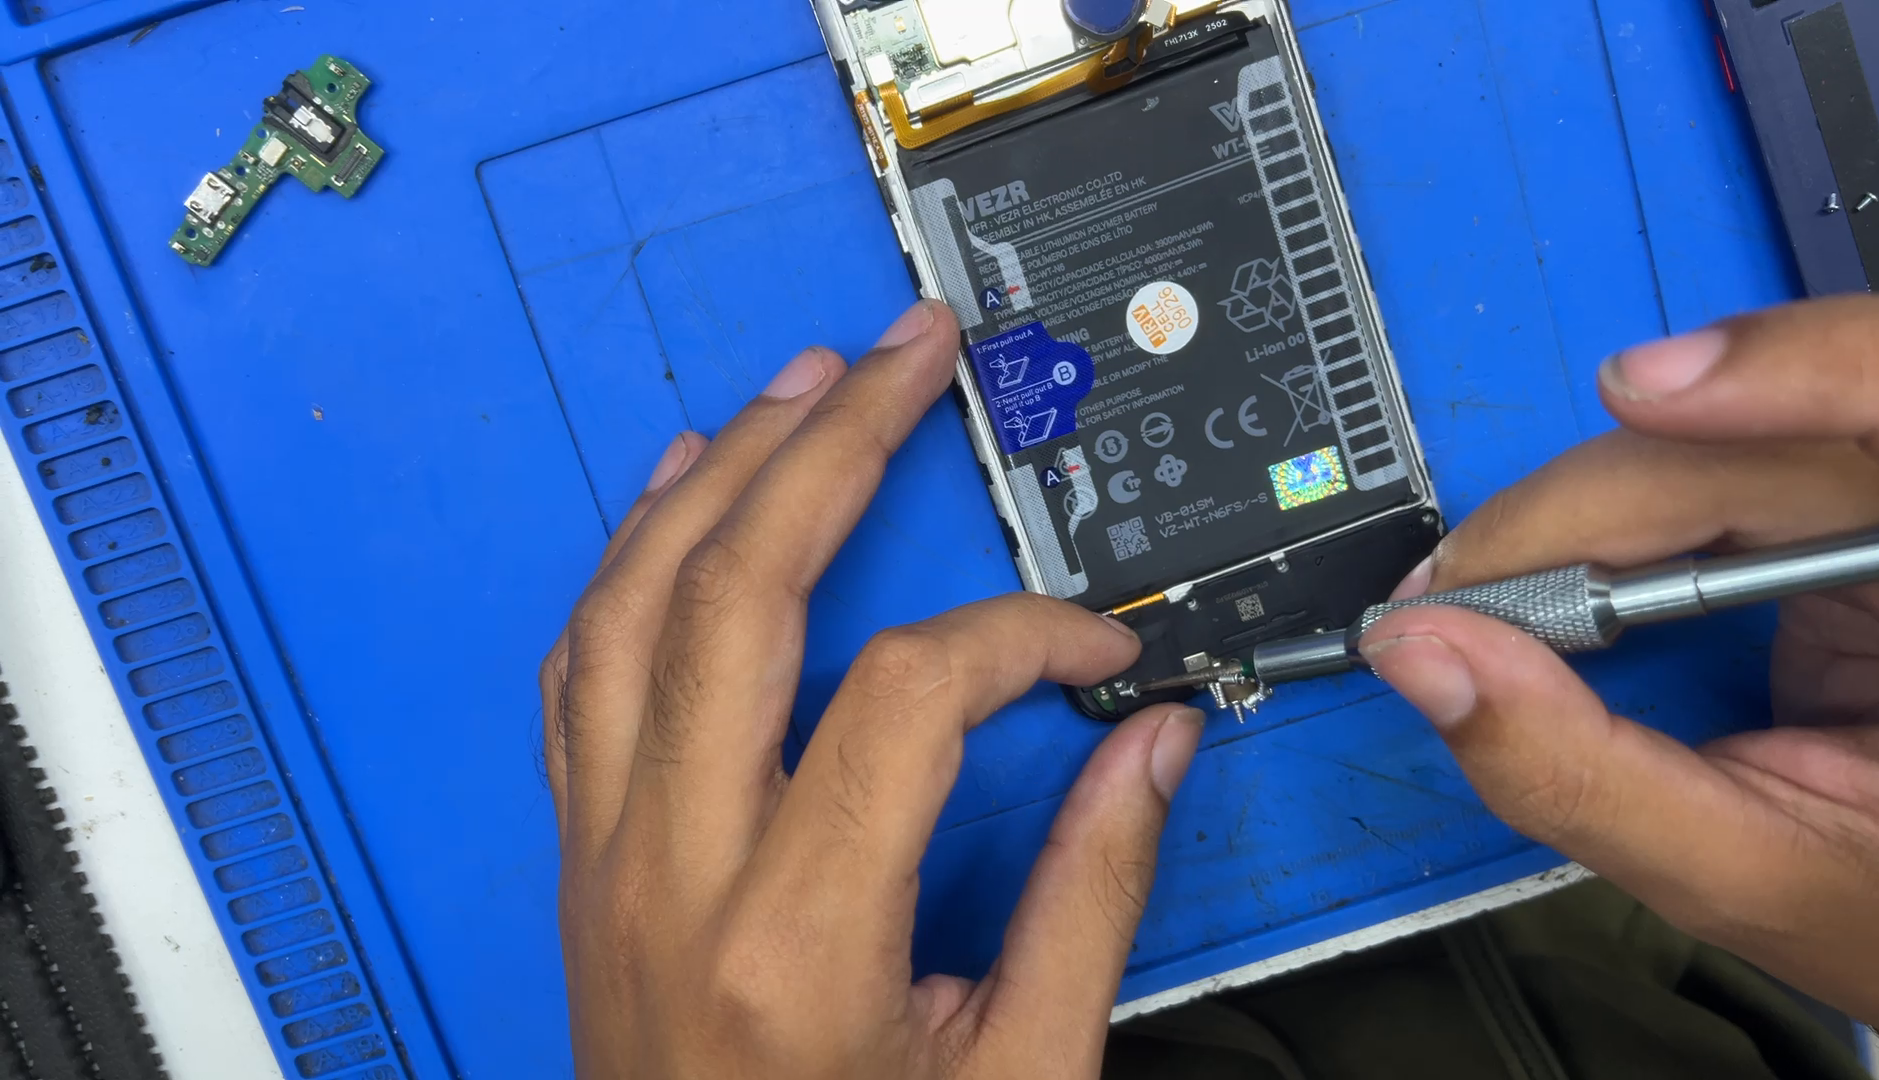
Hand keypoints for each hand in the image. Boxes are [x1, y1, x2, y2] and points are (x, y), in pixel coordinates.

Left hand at [540, 300, 1204, 1078]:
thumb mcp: (1018, 1075)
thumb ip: (1090, 891)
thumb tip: (1149, 740)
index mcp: (798, 937)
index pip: (913, 693)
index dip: (1021, 635)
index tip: (1093, 645)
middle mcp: (674, 866)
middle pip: (742, 591)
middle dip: (835, 445)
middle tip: (902, 352)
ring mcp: (606, 844)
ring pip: (639, 603)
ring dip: (727, 470)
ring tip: (801, 380)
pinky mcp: (585, 842)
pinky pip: (585, 661)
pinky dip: (635, 550)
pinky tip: (687, 481)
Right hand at [1363, 295, 1878, 1052]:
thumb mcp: (1748, 879)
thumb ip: (1572, 770)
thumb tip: (1411, 647)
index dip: (1803, 368)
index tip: (1631, 391)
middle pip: (1772, 447)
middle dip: (1582, 512)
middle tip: (1452, 596)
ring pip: (1720, 450)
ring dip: (1573, 518)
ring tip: (1480, 595)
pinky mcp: (1858, 515)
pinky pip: (1712, 473)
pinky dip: (1605, 520)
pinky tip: (1550, 571)